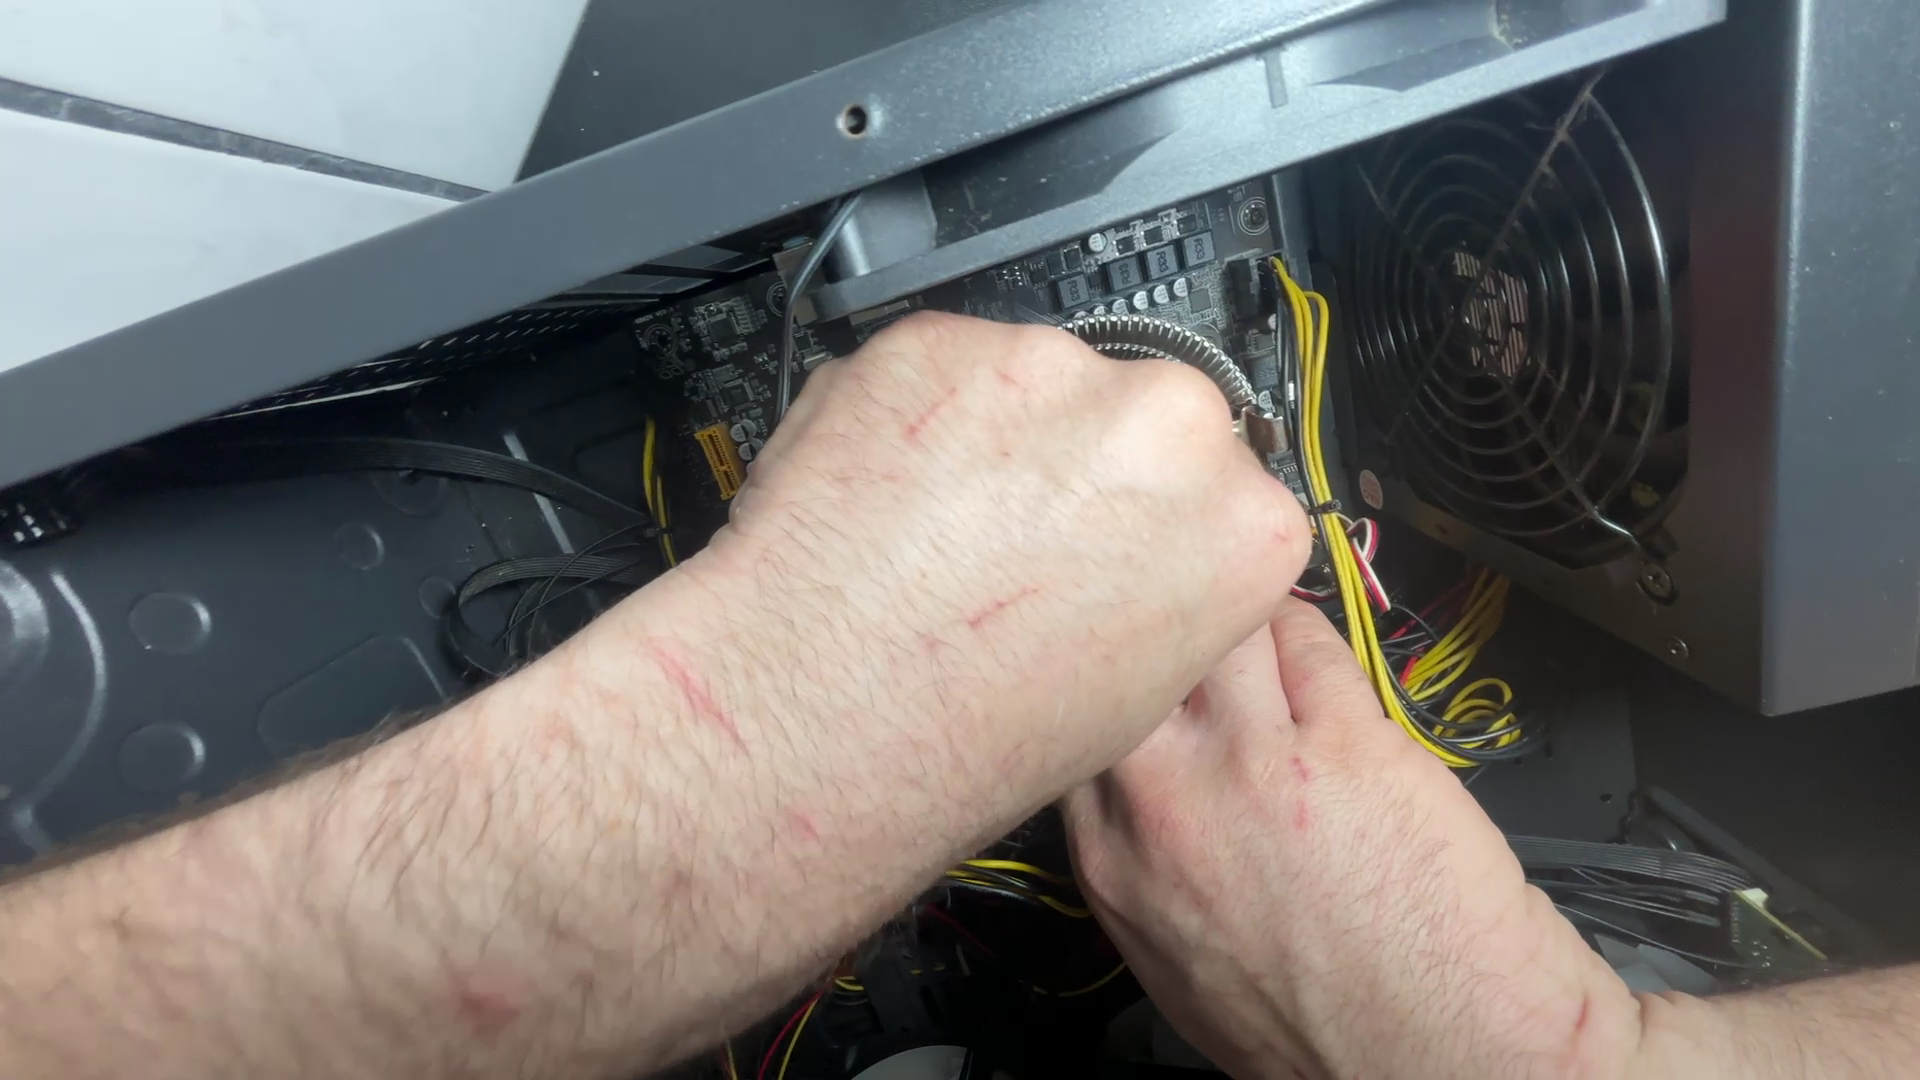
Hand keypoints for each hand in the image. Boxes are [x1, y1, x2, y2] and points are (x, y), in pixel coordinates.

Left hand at [675, 312, 1310, 827]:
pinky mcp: (937, 343)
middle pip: (1130, 417)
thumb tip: (1136, 541)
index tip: (1101, 529)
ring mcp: (1046, 368)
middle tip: (1011, 525)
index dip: (1142, 513)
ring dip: (996, 436)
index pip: (1213, 484)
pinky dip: (920, 417)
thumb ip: (1163, 585)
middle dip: (1079, 463)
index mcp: (1240, 522)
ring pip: (1034, 385)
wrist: (818, 720)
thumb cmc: (967, 737)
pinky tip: (890, 494)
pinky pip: (946, 370)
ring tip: (935, 524)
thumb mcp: (1129, 690)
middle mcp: (1162, 422)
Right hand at [1064, 600, 1645, 1078]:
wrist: (1441, 1074)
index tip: (1131, 658)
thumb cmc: (1304, 1021)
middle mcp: (1165, 794)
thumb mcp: (1161, 948)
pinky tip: (1304, 648)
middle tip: (1175, 613)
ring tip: (1248, 625)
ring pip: (1214, 623)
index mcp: (1111, 851)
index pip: (1082, 714)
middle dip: (1150, 625)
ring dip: (1230, 614)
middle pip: (1132, 653)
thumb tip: (1121, 772)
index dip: (1112, 673)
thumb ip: (1126, 847)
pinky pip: (1303, 639)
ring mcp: (1253, 761)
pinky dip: (1299, 631)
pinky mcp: (1346, 745)